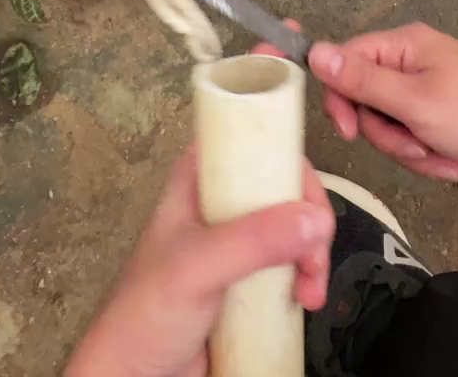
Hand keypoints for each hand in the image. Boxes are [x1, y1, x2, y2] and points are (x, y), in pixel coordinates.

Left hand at [64, 145, 334, 376]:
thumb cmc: (142, 316)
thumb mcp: (196, 267)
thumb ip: (253, 241)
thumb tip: (312, 220)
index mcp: (202, 179)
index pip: (255, 142)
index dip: (288, 158)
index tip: (309, 194)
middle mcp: (222, 201)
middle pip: (284, 184)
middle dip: (310, 215)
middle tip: (315, 250)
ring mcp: (237, 240)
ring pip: (293, 224)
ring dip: (313, 252)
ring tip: (310, 288)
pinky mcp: (249, 276)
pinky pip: (291, 262)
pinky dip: (307, 276)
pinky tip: (305, 298)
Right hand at [308, 23, 457, 183]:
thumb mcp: (414, 103)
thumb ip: (361, 81)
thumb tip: (313, 50)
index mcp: (404, 45)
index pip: (346, 62)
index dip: (341, 99)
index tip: (350, 133)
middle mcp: (413, 61)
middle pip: (368, 101)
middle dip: (391, 135)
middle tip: (419, 146)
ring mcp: (430, 90)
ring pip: (392, 127)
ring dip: (416, 152)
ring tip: (448, 156)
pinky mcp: (444, 116)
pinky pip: (417, 140)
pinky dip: (434, 157)